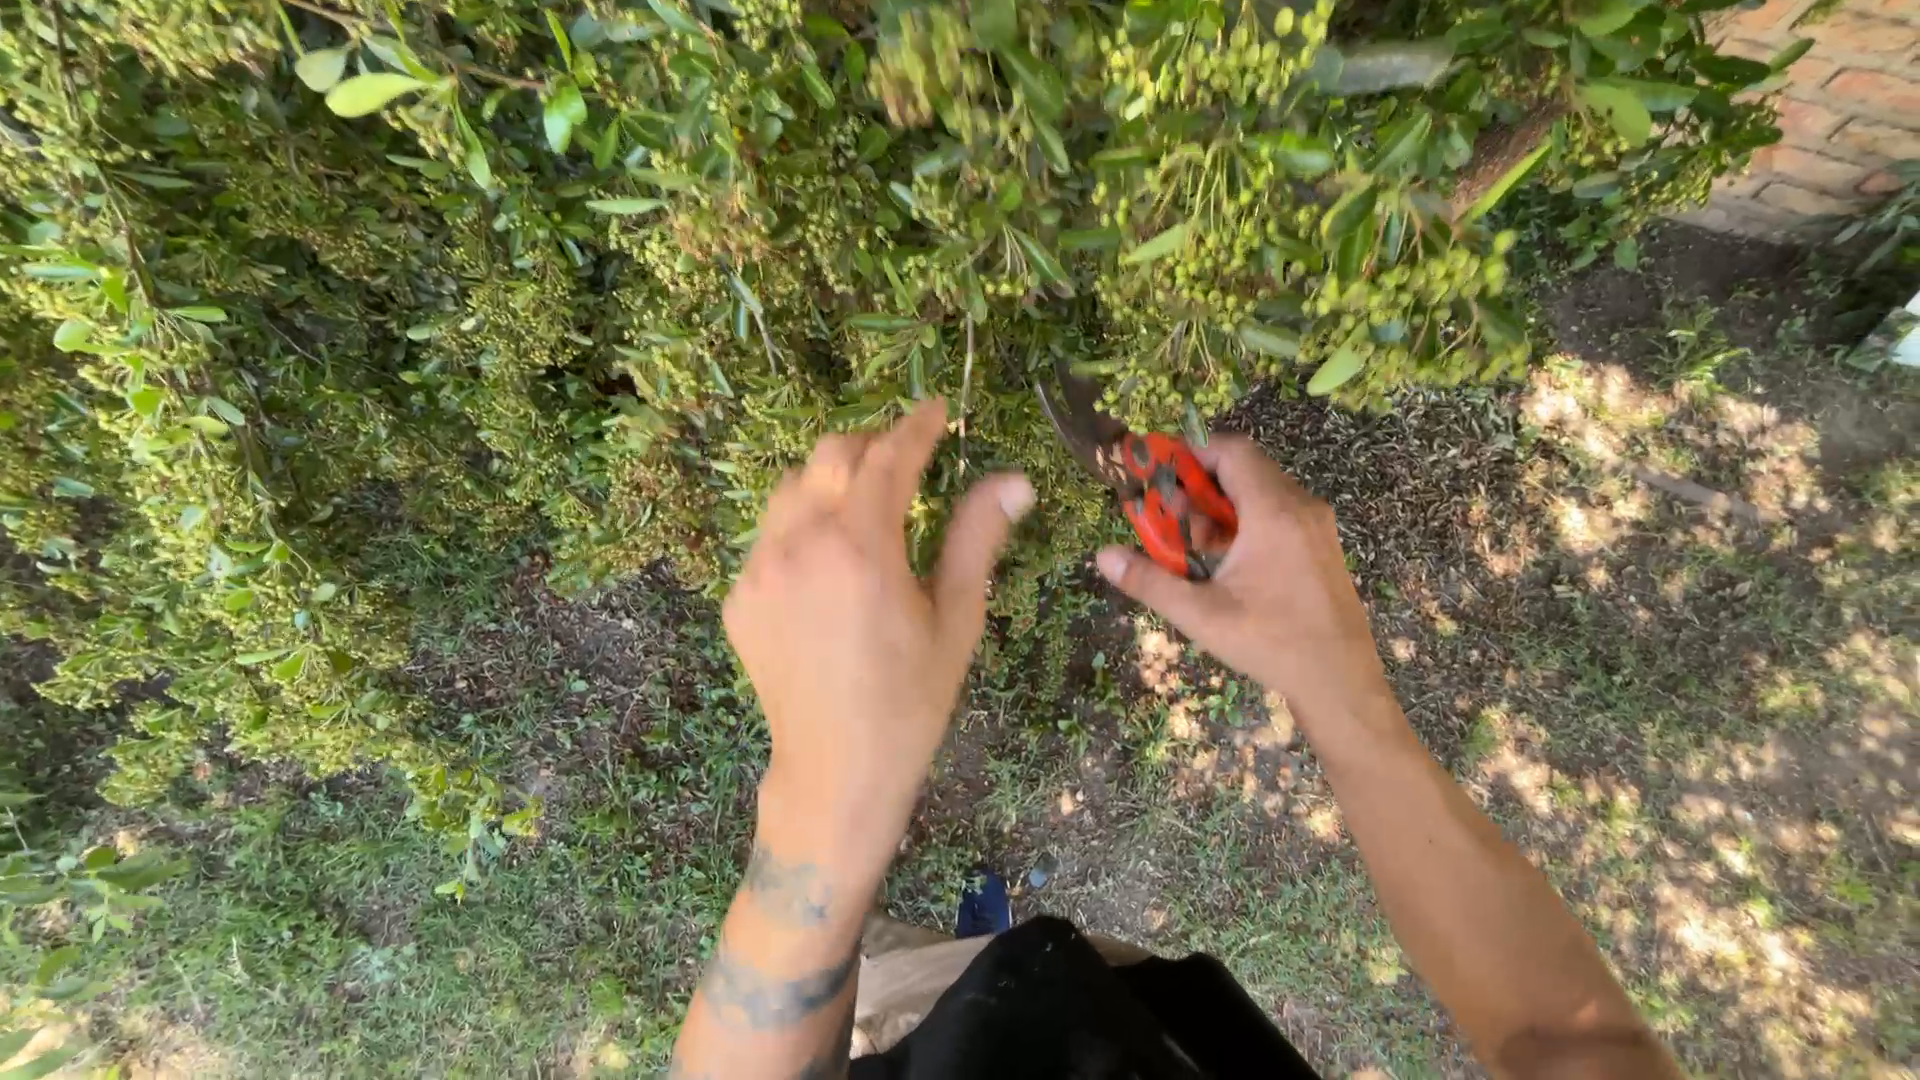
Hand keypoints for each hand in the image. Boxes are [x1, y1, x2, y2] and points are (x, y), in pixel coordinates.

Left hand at [724, 398, 1034, 871]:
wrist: (836, 771)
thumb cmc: (911, 701)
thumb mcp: (957, 619)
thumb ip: (977, 539)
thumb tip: (1014, 481)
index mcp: (861, 548)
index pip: (888, 458)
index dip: (916, 426)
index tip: (936, 408)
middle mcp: (799, 545)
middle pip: (830, 455)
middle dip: (872, 443)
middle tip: (906, 458)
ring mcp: (759, 570)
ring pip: (792, 488)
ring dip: (832, 479)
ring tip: (866, 502)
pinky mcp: (738, 596)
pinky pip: (770, 535)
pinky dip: (804, 524)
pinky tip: (830, 560)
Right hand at [1094, 434, 1388, 730]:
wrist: (1340, 682)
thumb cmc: (1271, 644)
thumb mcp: (1201, 614)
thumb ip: (1149, 581)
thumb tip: (1103, 556)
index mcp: (1274, 512)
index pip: (1232, 451)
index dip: (1192, 452)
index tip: (1159, 474)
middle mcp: (1301, 507)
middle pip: (1245, 468)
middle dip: (1199, 485)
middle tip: (1168, 516)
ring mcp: (1317, 526)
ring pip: (1262, 491)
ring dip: (1221, 506)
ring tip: (1191, 543)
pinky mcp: (1322, 545)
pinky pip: (1278, 512)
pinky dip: (1245, 521)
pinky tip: (1224, 560)